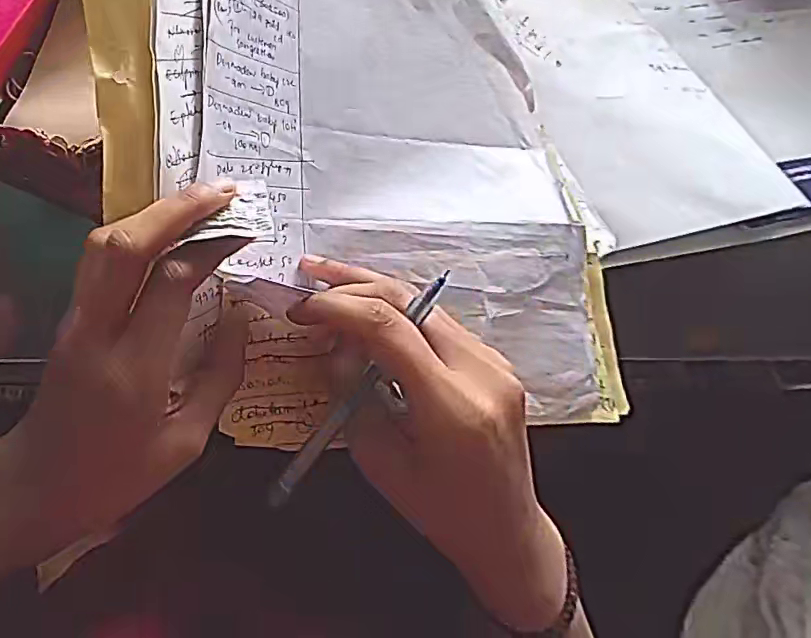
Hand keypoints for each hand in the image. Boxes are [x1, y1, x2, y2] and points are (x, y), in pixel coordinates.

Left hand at [0, 182, 253, 587]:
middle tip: (221, 191)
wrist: (37, 486)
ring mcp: (75, 317)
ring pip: (105, 243)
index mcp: (134, 370)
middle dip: (177, 210)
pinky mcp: (68, 313)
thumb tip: (239, 317)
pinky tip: (163, 226)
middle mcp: (97, 332)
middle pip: (127, 246)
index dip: (209, 246)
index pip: (171, 282)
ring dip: (152, 213)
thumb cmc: (117, 475)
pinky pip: (98, 257)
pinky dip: (134, 231)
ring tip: (197, 200)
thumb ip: (220, 376)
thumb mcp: (186, 442)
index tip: (241, 229)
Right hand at [286, 257, 572, 630]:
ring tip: (328, 277)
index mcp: (453, 407)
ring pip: (420, 300)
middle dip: (350, 283)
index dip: (337, 308)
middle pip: (405, 299)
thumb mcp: (377, 458)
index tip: (301, 309)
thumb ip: (352, 390)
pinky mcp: (491, 358)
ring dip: (370, 287)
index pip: (388, 328)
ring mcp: (493, 361)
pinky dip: (393, 308)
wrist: (508, 534)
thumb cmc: (439, 511)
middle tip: (308, 277)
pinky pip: (433, 318)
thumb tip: (334, 339)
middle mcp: (481, 372)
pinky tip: (364, 306)